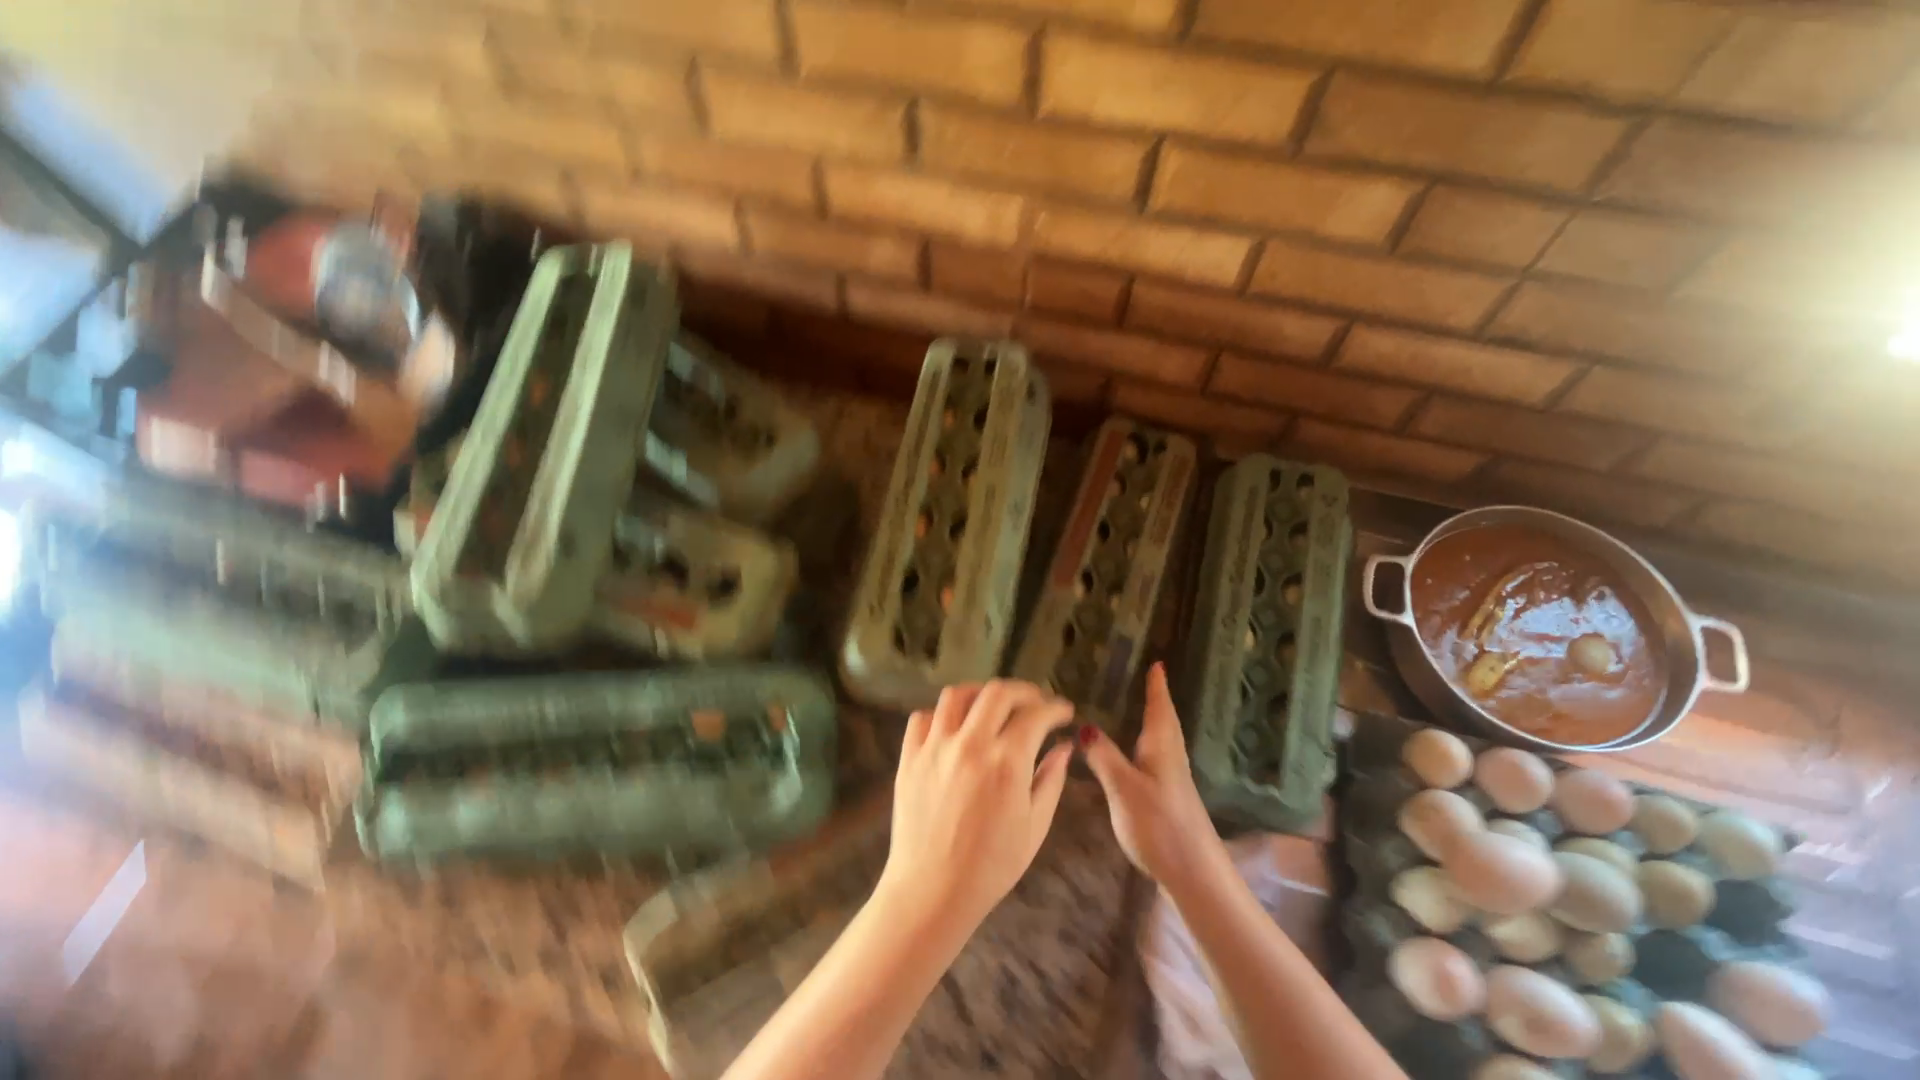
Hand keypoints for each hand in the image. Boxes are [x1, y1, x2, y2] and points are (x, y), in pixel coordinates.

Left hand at [876, 680, 1075, 932]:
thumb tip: (1064, 747)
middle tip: (1035, 703)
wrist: (932, 891)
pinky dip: (942, 715)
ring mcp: (934, 748)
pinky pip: (922, 718)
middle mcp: (970, 744)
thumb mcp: (1035, 827)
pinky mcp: (909, 758)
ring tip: (993, 707)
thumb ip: (1050, 780)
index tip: (1064, 713)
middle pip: (997, 693)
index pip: (1035, 715)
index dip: (1055, 708)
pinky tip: (954, 729)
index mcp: (1007, 761)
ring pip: (956, 695)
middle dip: (1023, 691)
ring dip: (981, 694)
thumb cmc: (991, 867)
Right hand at [1079, 663, 1227, 892]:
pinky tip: (1136, 758)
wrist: (1193, 872)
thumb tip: (1085, 726)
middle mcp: (1171, 758)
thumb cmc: (1159, 823)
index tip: (1157, 664)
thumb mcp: (1123, 787)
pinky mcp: (1171, 799)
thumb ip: (1103, 756)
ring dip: (1152, 724)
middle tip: (1145, 682)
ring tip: (1137, 713)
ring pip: (1162, 742)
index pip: (1159, 708)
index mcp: (1162, 747)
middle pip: (1164, 722)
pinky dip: (1147, 747)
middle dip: (1155, 701)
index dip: (1157, 687)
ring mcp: (1174, 780)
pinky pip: (1157, 760)